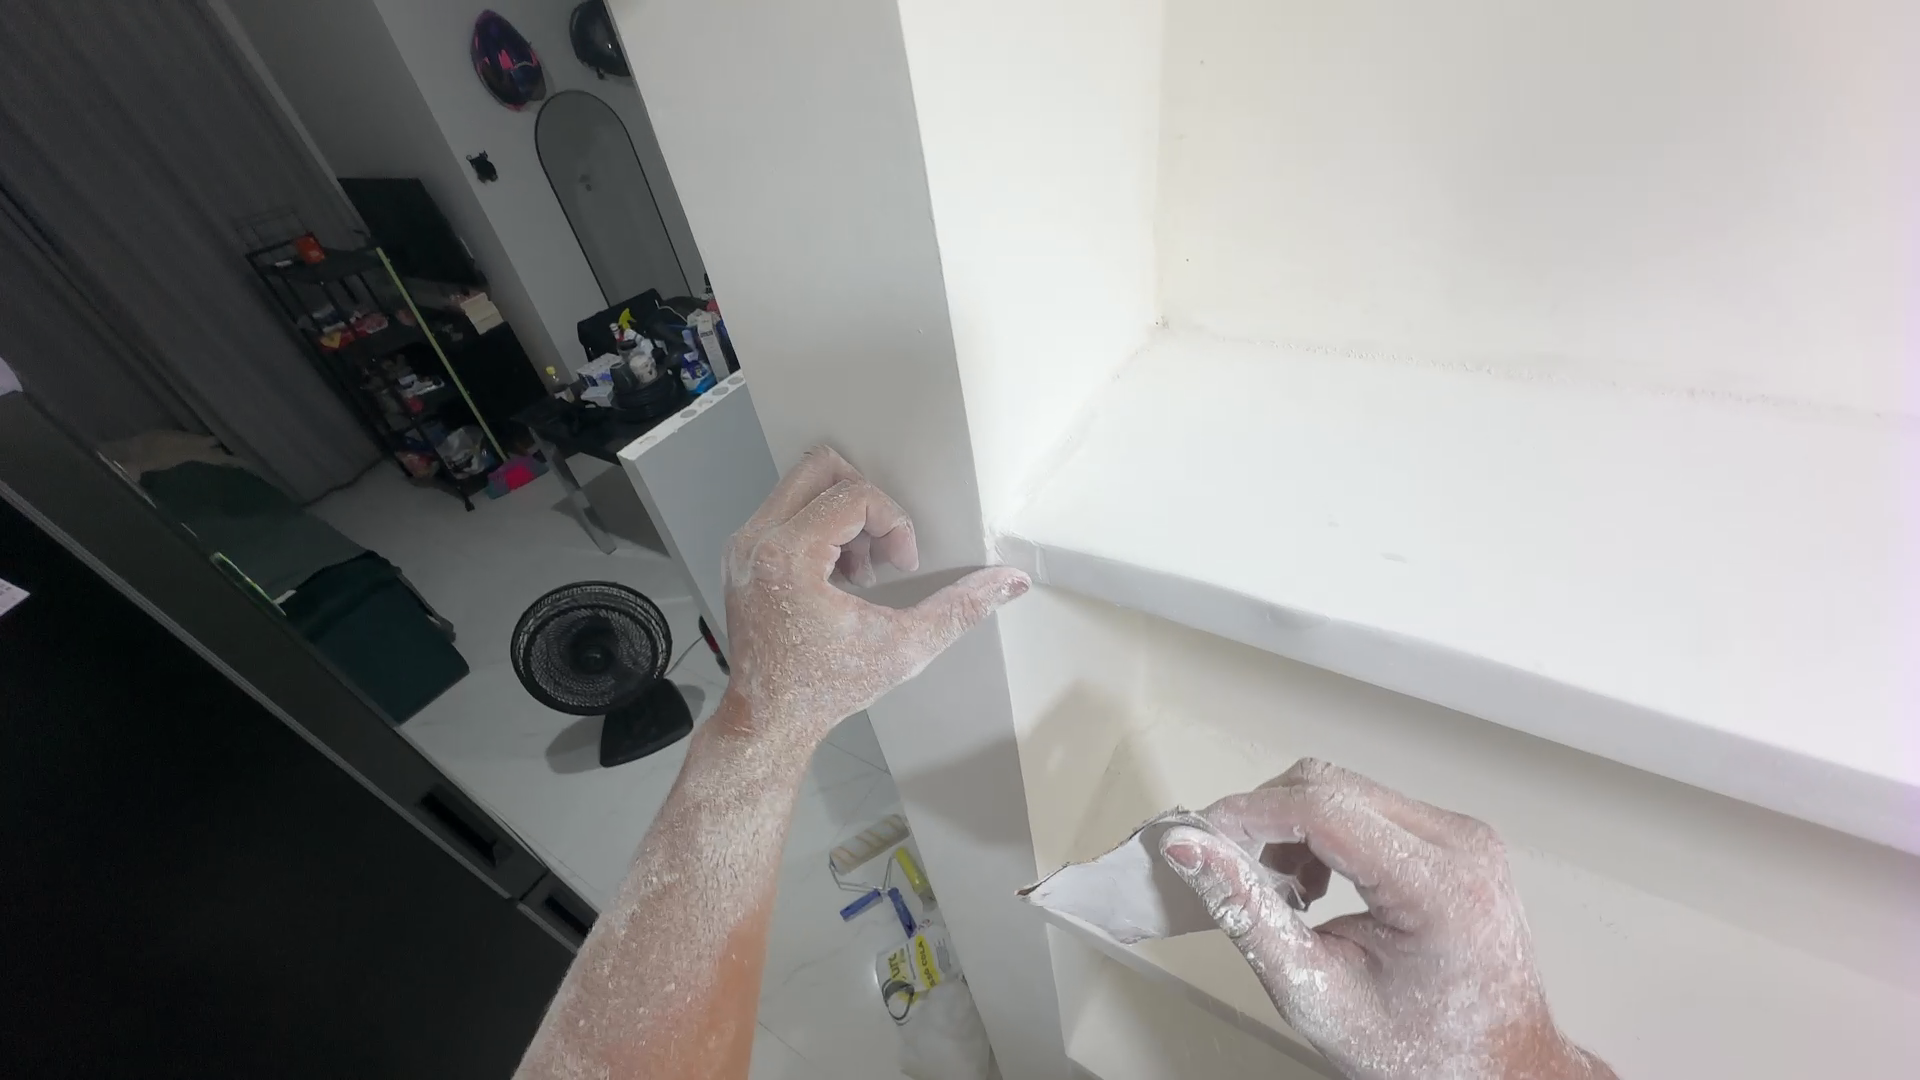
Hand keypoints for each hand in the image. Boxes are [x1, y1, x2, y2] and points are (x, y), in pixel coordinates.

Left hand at [718, 446, 1028, 747]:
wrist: (768, 720)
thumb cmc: (826, 688)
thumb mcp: (905, 648)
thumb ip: (962, 609)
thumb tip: (1011, 581)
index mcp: (789, 556)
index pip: (855, 494)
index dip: (895, 522)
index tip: (904, 564)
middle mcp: (757, 540)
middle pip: (821, 467)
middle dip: (867, 501)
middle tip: (882, 547)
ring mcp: (744, 545)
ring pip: (803, 485)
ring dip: (846, 514)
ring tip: (862, 569)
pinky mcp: (743, 555)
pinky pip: (788, 509)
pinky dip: (823, 527)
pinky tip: (840, 575)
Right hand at [1159, 759, 1612, 1079]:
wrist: (1498, 1072)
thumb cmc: (1419, 1053)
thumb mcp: (1313, 992)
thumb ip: (1245, 912)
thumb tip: (1188, 848)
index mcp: (1438, 889)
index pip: (1322, 811)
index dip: (1248, 814)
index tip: (1200, 836)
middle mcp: (1457, 844)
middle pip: (1325, 786)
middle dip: (1261, 816)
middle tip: (1226, 862)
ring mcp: (1457, 832)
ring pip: (1336, 786)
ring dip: (1285, 822)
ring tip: (1275, 883)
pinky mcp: (1446, 832)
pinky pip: (1357, 801)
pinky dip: (1314, 828)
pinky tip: (1310, 878)